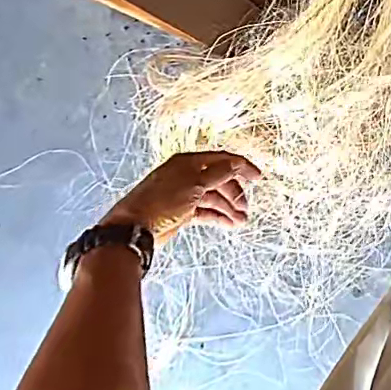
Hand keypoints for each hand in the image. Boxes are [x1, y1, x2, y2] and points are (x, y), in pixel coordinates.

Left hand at [99, 151, 257, 243]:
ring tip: (241, 220)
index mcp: (188, 162)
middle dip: (235, 193)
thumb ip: (220, 173)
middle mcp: (187, 175)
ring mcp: (184, 194)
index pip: (222, 160)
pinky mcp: (181, 211)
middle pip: (220, 180)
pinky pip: (206, 210)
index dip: (242, 167)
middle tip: (246, 207)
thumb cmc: (162, 201)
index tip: (258, 177)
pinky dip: (218, 216)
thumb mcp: (195, 184)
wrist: (132, 229)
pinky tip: (230, 223)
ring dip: (229, 208)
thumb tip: (237, 164)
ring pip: (214, 197)